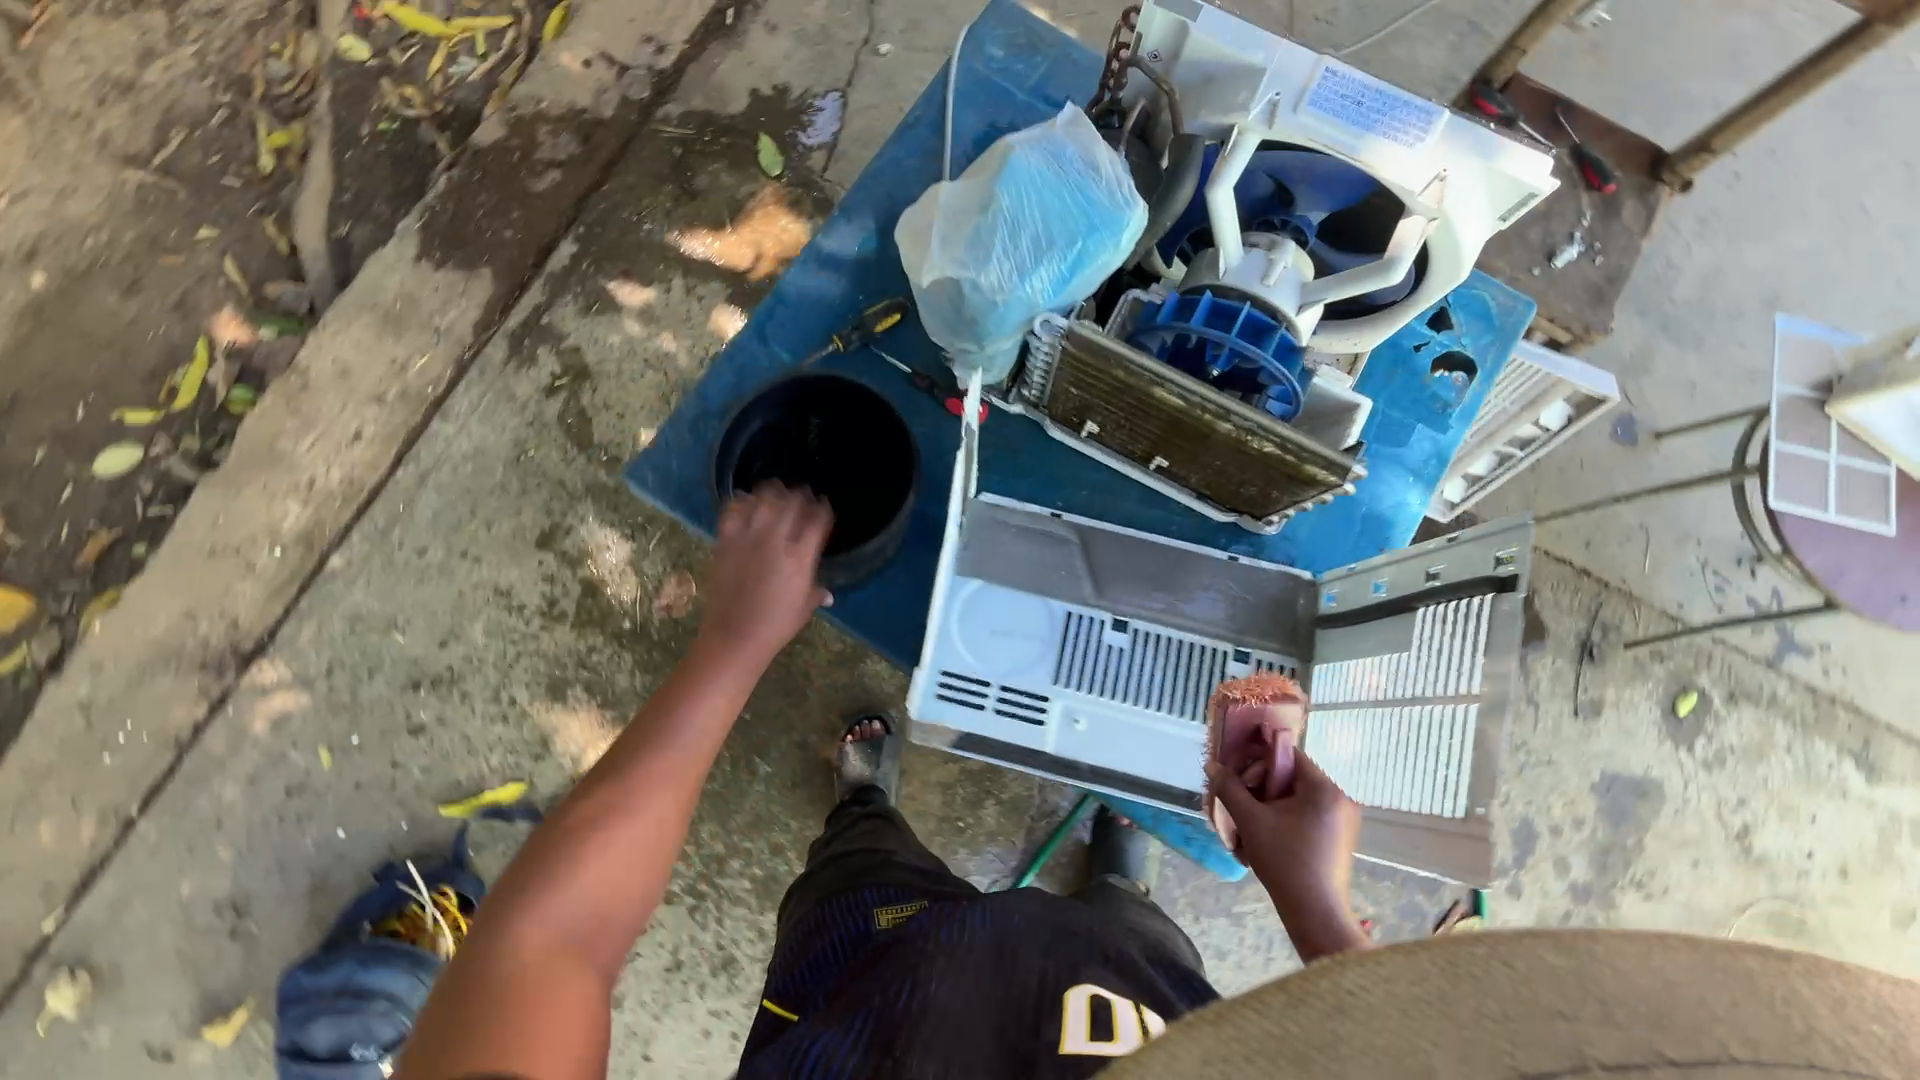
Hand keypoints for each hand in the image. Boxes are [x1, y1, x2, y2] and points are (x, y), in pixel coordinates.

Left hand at [698, 482, 833, 666]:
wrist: (735, 636)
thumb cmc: (776, 626)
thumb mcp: (804, 608)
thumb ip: (817, 593)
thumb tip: (828, 594)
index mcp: (801, 557)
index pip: (818, 520)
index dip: (823, 508)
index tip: (824, 503)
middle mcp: (777, 540)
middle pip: (792, 504)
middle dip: (800, 495)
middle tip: (801, 493)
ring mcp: (749, 538)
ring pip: (763, 501)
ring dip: (772, 492)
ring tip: (776, 489)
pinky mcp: (726, 542)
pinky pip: (733, 512)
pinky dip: (741, 502)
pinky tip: (745, 500)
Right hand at [1207, 743, 1368, 961]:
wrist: (1315, 912)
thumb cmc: (1284, 861)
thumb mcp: (1251, 820)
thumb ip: (1230, 788)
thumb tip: (1212, 765)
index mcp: (1325, 788)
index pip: (1288, 754)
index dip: (1259, 761)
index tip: (1239, 777)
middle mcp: (1341, 797)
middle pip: (1293, 776)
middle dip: (1262, 785)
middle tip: (1242, 802)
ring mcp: (1344, 819)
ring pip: (1298, 796)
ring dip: (1271, 802)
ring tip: (1251, 822)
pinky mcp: (1341, 837)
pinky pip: (1309, 813)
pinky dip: (1286, 816)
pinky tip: (1268, 834)